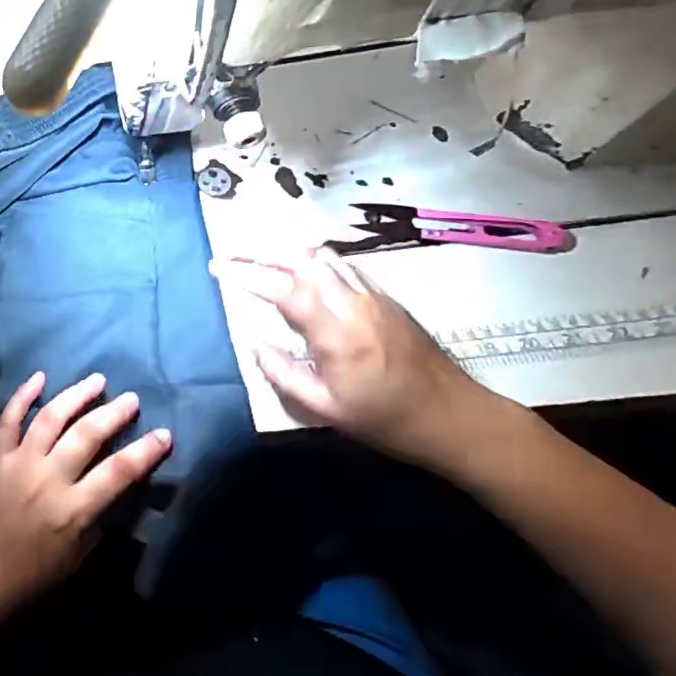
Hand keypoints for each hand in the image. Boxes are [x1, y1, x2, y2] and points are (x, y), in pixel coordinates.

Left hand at [0, 372, 171, 611]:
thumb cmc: (34, 573)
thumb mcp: (79, 555)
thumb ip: (98, 517)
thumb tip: (113, 486)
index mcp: (74, 510)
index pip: (119, 472)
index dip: (145, 451)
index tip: (164, 433)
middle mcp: (48, 479)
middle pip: (87, 435)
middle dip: (113, 413)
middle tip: (132, 398)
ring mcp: (19, 463)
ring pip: (50, 418)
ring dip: (76, 395)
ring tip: (97, 380)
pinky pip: (9, 419)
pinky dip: (23, 395)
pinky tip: (39, 377)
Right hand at [235, 247, 506, 470]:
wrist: (457, 419)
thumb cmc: (387, 421)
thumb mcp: (325, 409)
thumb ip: (284, 374)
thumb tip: (254, 345)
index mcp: (338, 335)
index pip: (285, 290)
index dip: (247, 274)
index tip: (217, 267)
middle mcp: (358, 306)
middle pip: (305, 261)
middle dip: (263, 254)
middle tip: (233, 259)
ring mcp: (377, 298)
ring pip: (327, 259)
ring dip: (288, 255)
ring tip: (261, 263)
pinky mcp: (389, 300)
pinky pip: (345, 268)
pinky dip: (315, 264)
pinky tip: (302, 275)